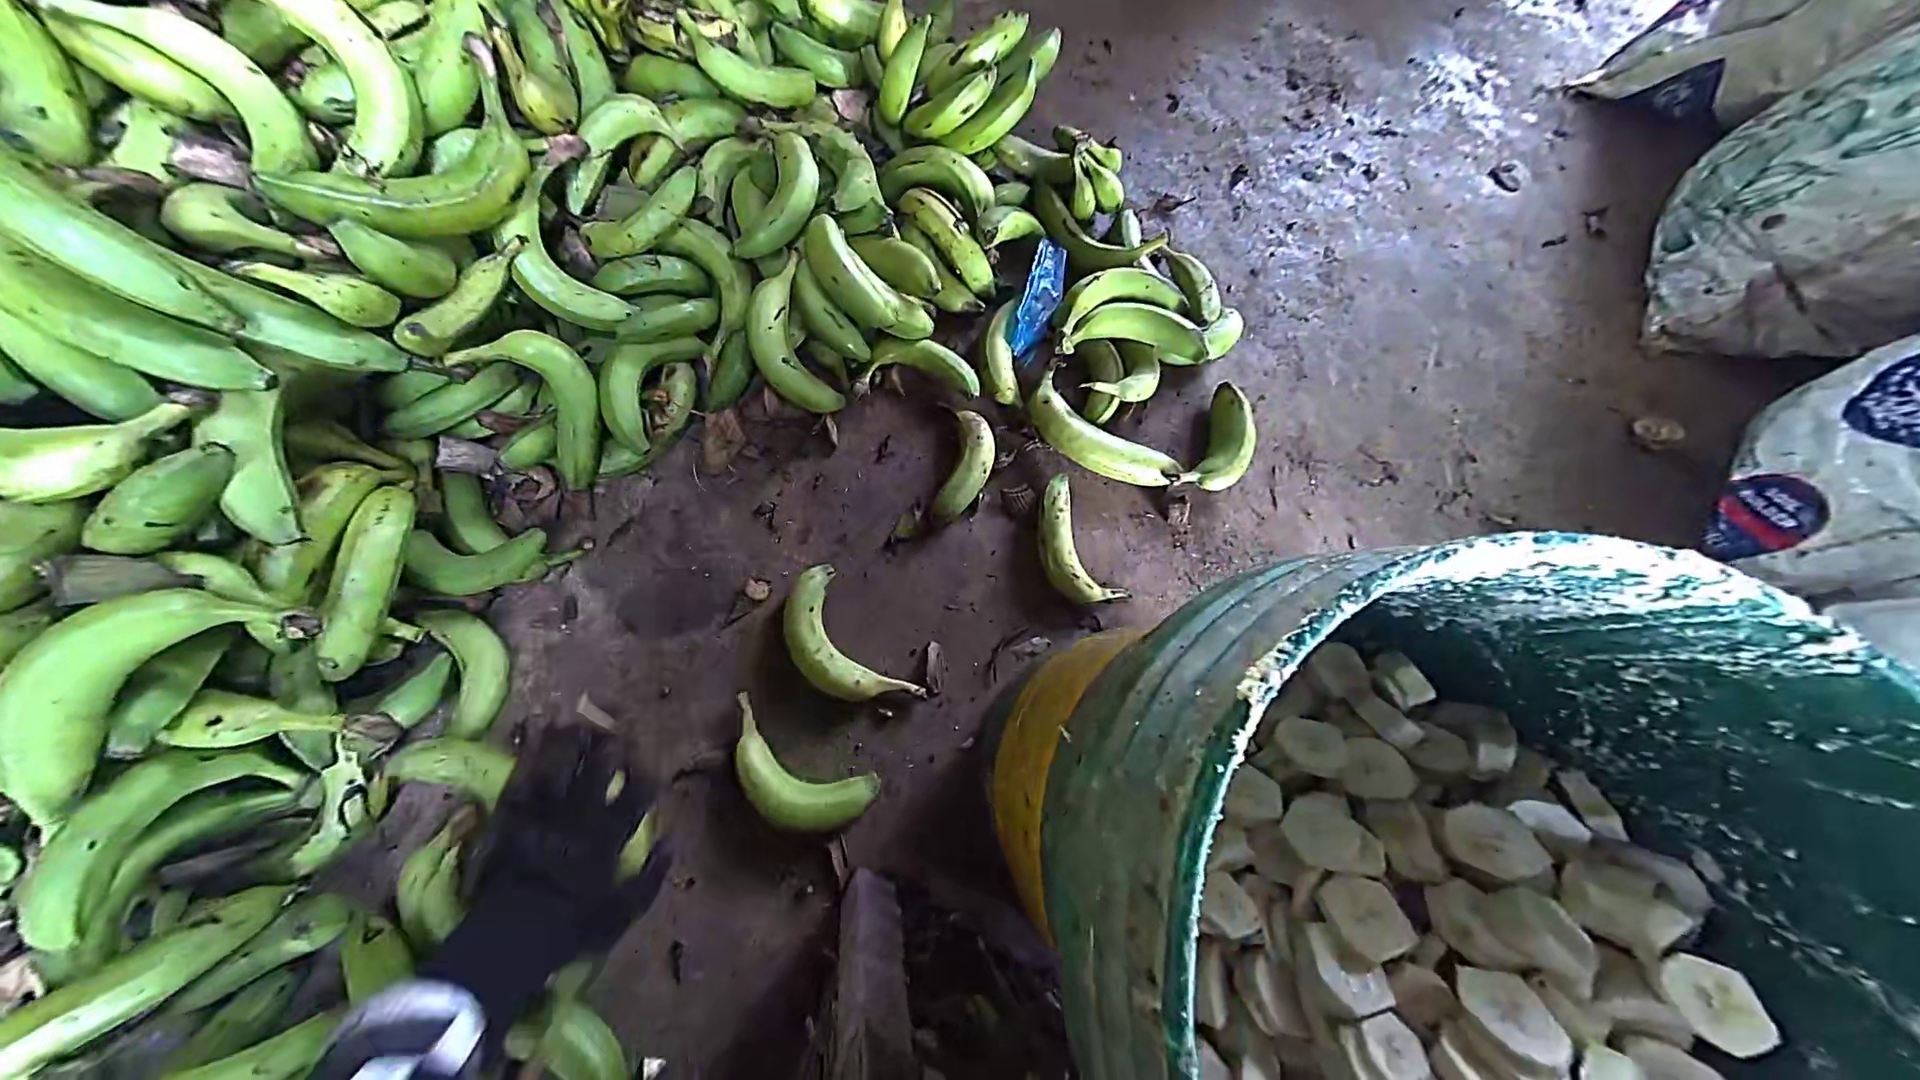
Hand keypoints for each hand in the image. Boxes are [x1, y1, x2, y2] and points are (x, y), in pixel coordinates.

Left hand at [416, 724, 669, 1043]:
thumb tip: (672, 839)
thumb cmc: (572, 927)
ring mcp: (544, 817)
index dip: (643, 771)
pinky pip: (521, 784)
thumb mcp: (625, 911)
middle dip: (606, 747)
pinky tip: (531, 744)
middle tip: (610, 727)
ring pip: (560, 770)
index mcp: (610, 837)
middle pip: (598, 772)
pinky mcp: (511, 822)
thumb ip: (652, 874)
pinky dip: (528, 761)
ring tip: (572, 724)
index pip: (636, 793)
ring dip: (567, 745)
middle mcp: (581, 819)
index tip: (647, 756)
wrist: (509, 941)